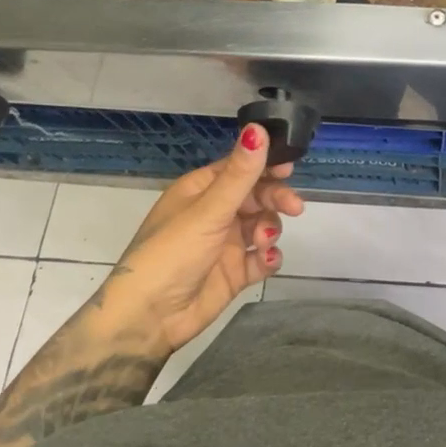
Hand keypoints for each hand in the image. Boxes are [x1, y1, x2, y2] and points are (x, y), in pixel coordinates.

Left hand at [110, 123, 304, 350]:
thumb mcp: (208, 210)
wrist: (150, 318)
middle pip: (256, 196)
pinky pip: (262, 257)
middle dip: (276, 200)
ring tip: (263, 243)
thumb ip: (240, 174)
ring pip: (263, 225)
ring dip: (270, 229)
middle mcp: (213, 214)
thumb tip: (258, 129)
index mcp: (200, 191)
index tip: (290, 167)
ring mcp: (225, 244)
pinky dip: (269, 257)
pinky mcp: (234, 272)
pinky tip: (266, 261)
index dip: (265, 165)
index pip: (239, 168)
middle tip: (295, 208)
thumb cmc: (172, 254)